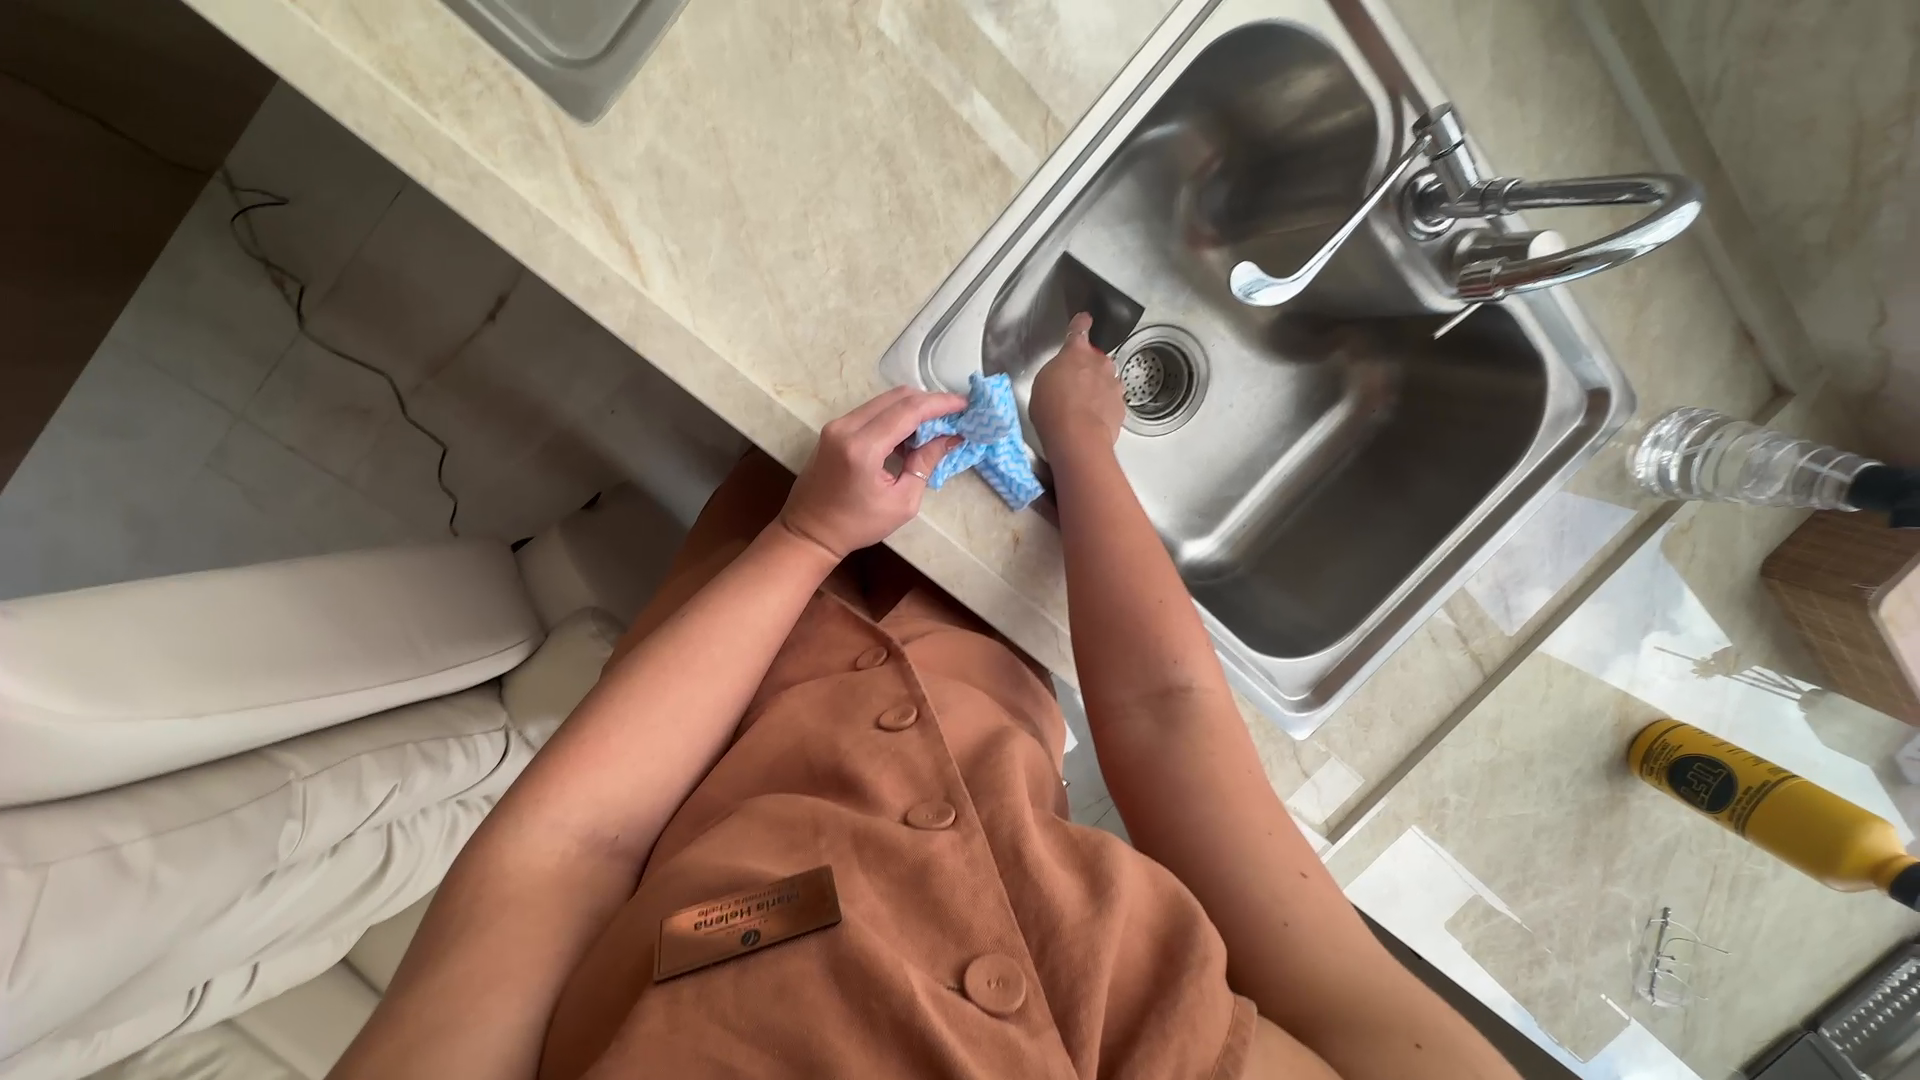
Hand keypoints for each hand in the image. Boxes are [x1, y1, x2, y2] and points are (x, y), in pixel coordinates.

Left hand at [779, 387, 966, 559]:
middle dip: (929, 402)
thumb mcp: (902, 502)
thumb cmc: (857, 525)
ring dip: (912, 408)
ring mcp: (837, 425)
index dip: (940, 404)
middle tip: (954, 415)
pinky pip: (872, 411)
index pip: (909, 410)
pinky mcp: (834, 428)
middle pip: (897, 397)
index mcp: (863, 448)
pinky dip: (895, 416)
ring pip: (884, 401)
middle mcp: (846, 427)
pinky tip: (910, 435)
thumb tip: (951, 437)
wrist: (809, 531)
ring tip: (936, 427)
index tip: (965, 405)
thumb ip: (926, 464)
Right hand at [1030, 312, 1124, 452]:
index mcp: (1076, 352)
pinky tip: (1091, 421)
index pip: (1080, 329)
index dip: (1081, 323)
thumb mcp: (1041, 384)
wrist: (1078, 438)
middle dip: (1088, 368)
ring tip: (1082, 407)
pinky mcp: (1120, 406)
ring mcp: (1113, 385)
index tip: (1085, 319)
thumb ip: (1055, 372)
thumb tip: (1061, 374)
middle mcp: (1099, 364)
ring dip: (1097, 389)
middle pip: (1096, 359)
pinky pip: (1111, 402)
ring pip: (1106, 381)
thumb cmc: (1053, 409)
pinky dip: (1103, 408)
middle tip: (1074, 385)